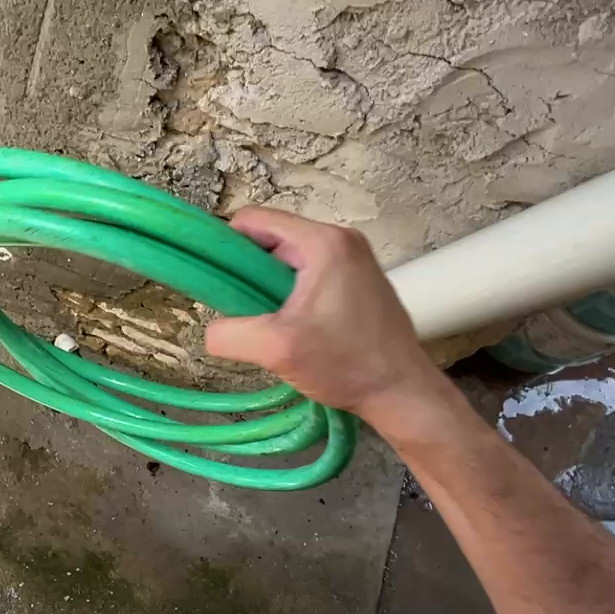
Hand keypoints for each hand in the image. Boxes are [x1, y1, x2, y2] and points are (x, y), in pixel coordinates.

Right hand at [205, 209, 441, 419]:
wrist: (402, 393)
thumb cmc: (347, 365)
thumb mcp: (275, 350)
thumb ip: (228, 334)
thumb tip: (212, 331)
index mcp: (323, 242)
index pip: (253, 220)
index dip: (225, 248)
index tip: (218, 284)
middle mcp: (340, 240)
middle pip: (269, 238)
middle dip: (247, 273)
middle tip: (246, 312)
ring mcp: (351, 259)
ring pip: (284, 259)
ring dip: (266, 288)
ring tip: (270, 324)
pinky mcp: (354, 280)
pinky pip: (304, 274)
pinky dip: (286, 296)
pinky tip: (291, 327)